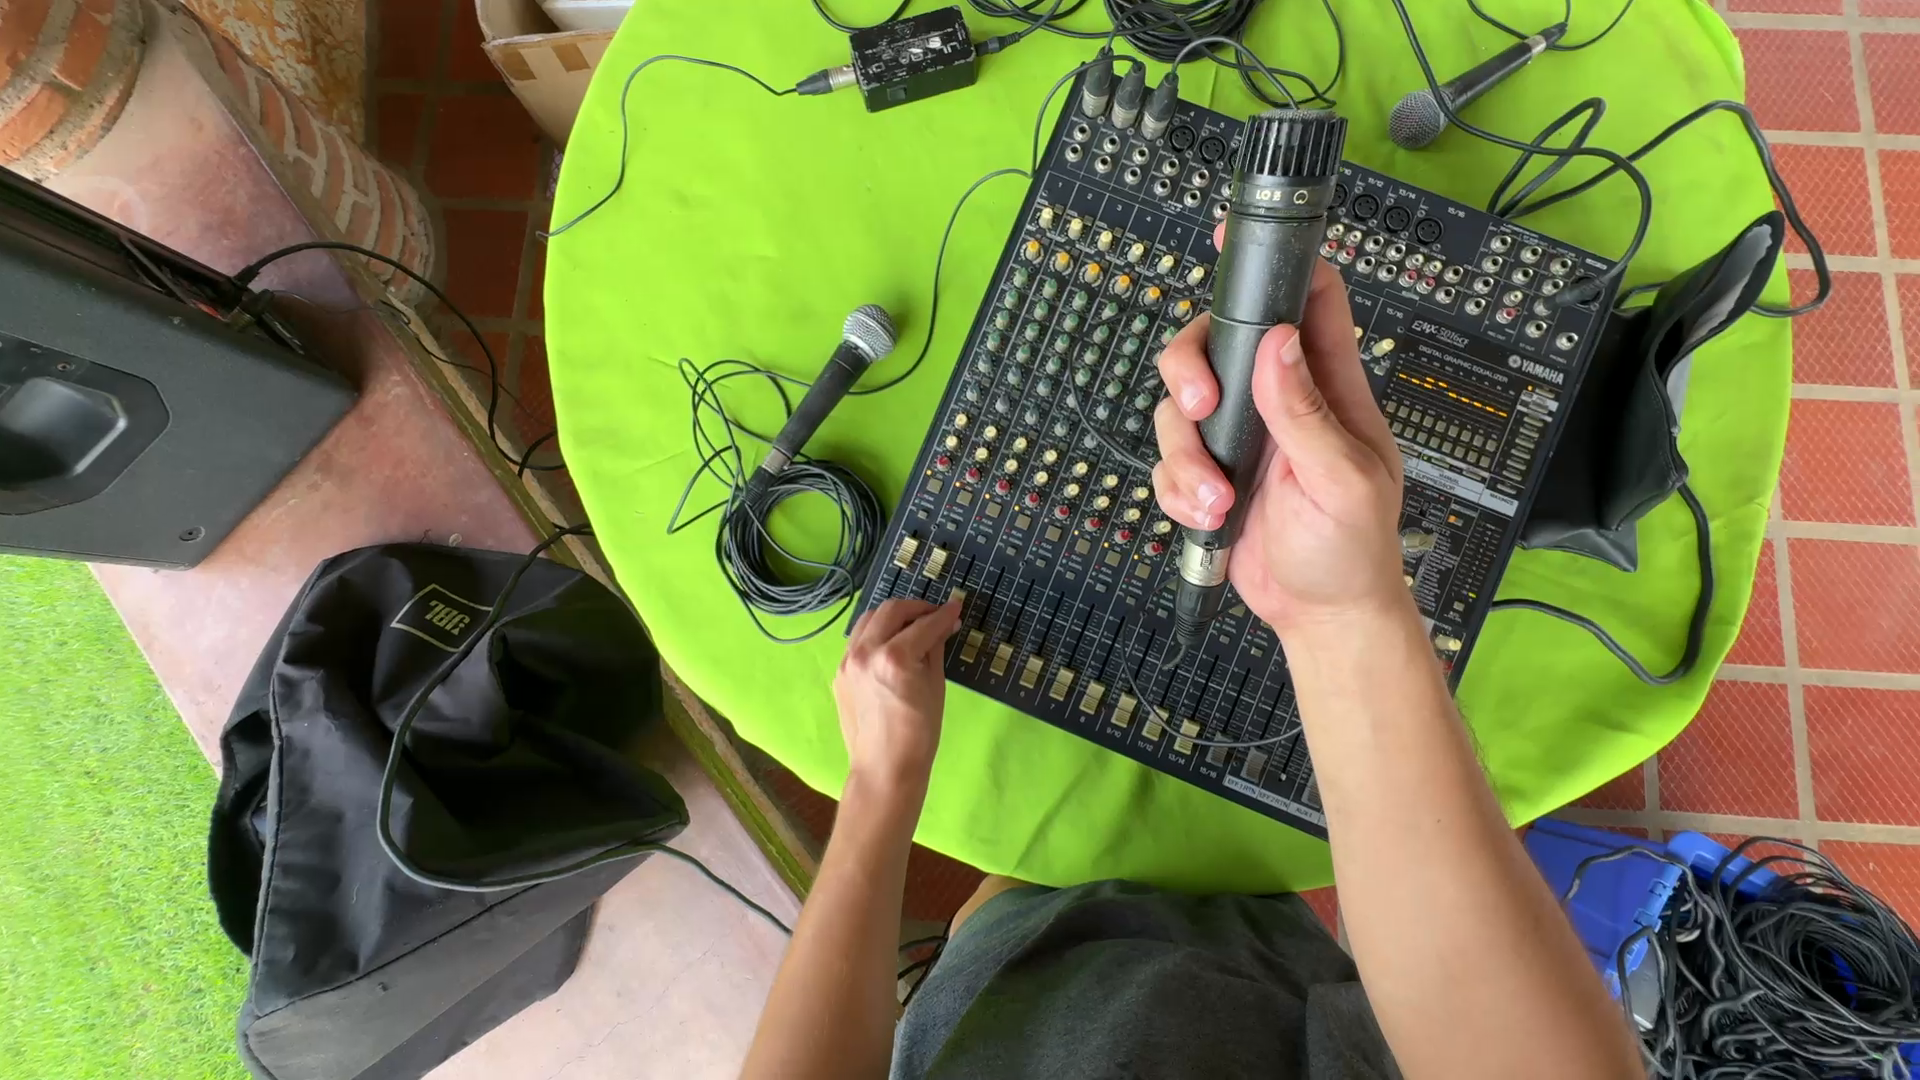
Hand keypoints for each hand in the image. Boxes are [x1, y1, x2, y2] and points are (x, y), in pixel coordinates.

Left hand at [834, 597, 961, 796]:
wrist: (885, 767)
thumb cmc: (920, 732)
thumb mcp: (935, 685)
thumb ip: (935, 647)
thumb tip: (944, 624)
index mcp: (894, 657)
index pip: (923, 624)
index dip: (943, 614)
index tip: (955, 606)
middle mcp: (865, 652)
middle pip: (891, 610)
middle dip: (916, 607)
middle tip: (934, 614)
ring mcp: (847, 661)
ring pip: (869, 619)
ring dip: (892, 616)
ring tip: (911, 625)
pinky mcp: (840, 672)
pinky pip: (858, 641)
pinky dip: (876, 635)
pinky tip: (891, 645)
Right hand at [1151, 251, 1405, 636]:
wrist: (1318, 611)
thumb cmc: (1352, 548)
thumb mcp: (1342, 481)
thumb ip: (1307, 413)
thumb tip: (1278, 340)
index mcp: (1324, 388)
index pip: (1308, 301)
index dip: (1275, 263)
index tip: (1232, 241)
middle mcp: (1272, 403)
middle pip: (1212, 346)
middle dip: (1190, 371)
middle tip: (1198, 408)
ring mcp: (1234, 439)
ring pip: (1177, 410)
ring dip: (1183, 458)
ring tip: (1215, 502)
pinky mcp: (1205, 474)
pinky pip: (1167, 463)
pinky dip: (1175, 489)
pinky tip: (1205, 517)